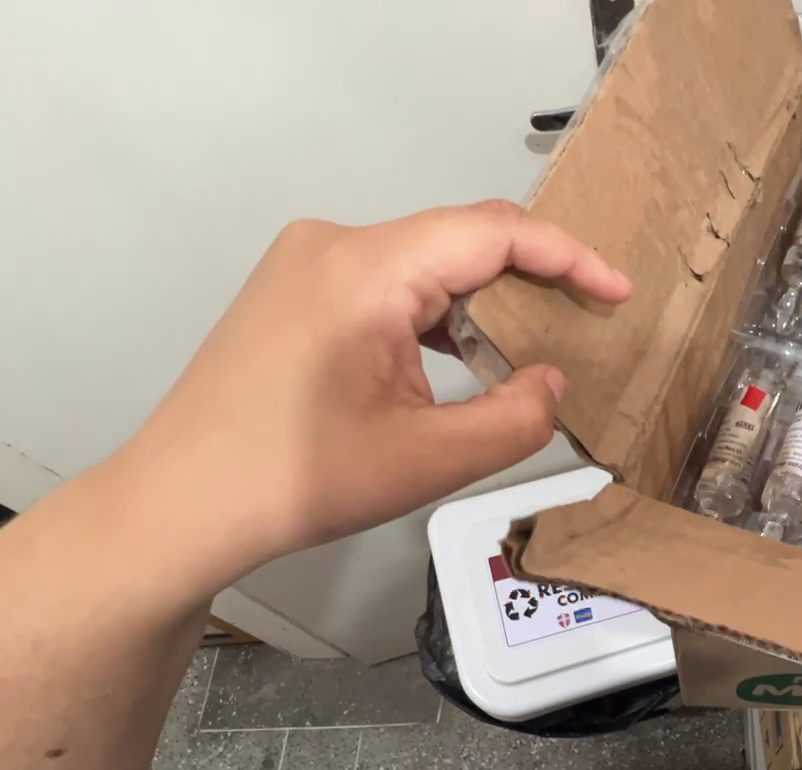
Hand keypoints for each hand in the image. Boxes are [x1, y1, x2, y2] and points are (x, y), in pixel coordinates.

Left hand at [111, 200, 631, 579]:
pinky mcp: (304, 294)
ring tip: (538, 346)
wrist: (184, 503)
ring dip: (489, 302)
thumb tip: (553, 382)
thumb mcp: (431, 460)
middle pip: (462, 241)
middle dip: (534, 278)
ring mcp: (311, 267)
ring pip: (431, 265)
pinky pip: (397, 286)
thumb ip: (516, 419)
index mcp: (365, 272)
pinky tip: (469, 357)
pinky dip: (445, 317)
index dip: (567, 256)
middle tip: (588, 319)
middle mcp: (334, 248)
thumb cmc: (294, 479)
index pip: (491, 234)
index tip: (616, 291)